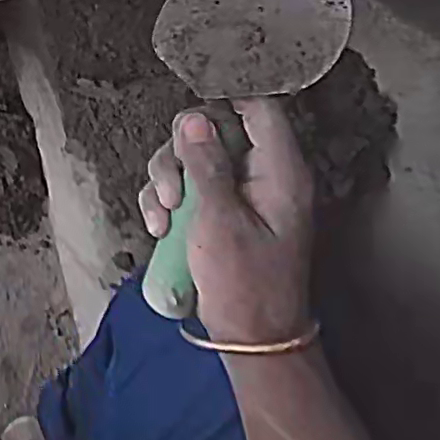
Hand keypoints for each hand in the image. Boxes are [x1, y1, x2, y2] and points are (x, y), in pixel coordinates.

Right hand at [138, 99, 314, 342]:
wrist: (246, 335)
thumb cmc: (245, 282)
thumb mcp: (220, 220)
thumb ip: (205, 166)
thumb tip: (193, 118)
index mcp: (279, 172)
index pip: (259, 110)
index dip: (224, 103)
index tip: (189, 120)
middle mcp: (257, 175)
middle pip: (211, 131)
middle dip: (179, 155)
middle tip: (172, 191)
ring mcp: (232, 194)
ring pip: (187, 158)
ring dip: (165, 182)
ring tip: (164, 219)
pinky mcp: (210, 211)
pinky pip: (179, 187)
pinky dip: (162, 203)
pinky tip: (160, 228)